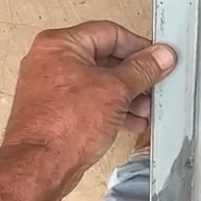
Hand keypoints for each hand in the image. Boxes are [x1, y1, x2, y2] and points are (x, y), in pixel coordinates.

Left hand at [0, 20, 174, 188]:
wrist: (40, 166)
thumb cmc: (62, 126)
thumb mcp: (115, 90)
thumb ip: (142, 70)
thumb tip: (160, 57)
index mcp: (60, 44)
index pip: (110, 33)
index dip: (139, 46)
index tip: (158, 60)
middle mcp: (51, 61)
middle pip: (105, 59)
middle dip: (135, 76)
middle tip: (154, 85)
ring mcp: (52, 88)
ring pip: (99, 83)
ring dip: (127, 96)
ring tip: (146, 109)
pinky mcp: (56, 112)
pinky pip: (90, 102)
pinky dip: (112, 109)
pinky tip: (131, 122)